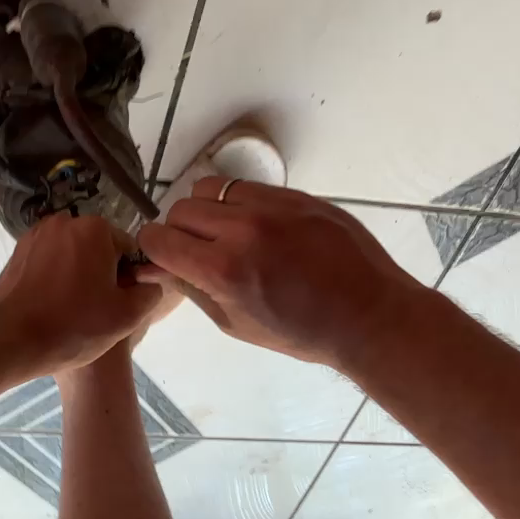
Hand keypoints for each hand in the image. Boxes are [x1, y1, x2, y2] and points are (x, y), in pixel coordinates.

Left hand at [0, 213, 163, 375]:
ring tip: (72, 308)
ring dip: (76, 274)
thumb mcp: (127, 316)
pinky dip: (53, 277)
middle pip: (97, 248)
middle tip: (96, 308)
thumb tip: (150, 283)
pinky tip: (51, 305)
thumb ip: (150, 292)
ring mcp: (35, 235)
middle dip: (100, 272)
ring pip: (71, 254)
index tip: (117, 302)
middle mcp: (64, 222)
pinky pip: (47, 261)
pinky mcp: (16, 253)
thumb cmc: (75, 326)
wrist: (14, 340)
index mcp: (95, 229)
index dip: (128, 278)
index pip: (127, 250)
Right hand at [134, 178, 427, 369]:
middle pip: (179, 210)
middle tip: (196, 253)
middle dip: (177, 232)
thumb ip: (189, 288)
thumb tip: (152, 266)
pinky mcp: (296, 195)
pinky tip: (257, 228)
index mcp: (223, 270)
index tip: (163, 260)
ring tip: (225, 234)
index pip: (157, 238)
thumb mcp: (233, 323)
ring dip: (205, 210)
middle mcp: (243, 230)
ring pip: (209, 188)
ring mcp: (272, 207)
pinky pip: (246, 186)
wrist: (367, 315)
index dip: (152, 250)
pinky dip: (237, 203)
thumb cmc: (297, 332)